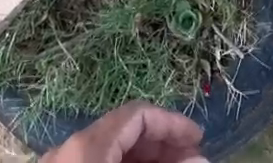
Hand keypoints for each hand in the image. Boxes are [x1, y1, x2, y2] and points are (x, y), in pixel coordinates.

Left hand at [40, 102, 206, 162]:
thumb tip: (202, 159)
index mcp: (88, 141)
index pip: (137, 114)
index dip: (172, 122)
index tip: (199, 138)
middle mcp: (70, 146)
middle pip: (125, 131)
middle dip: (163, 143)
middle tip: (194, 159)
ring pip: (112, 150)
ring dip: (148, 158)